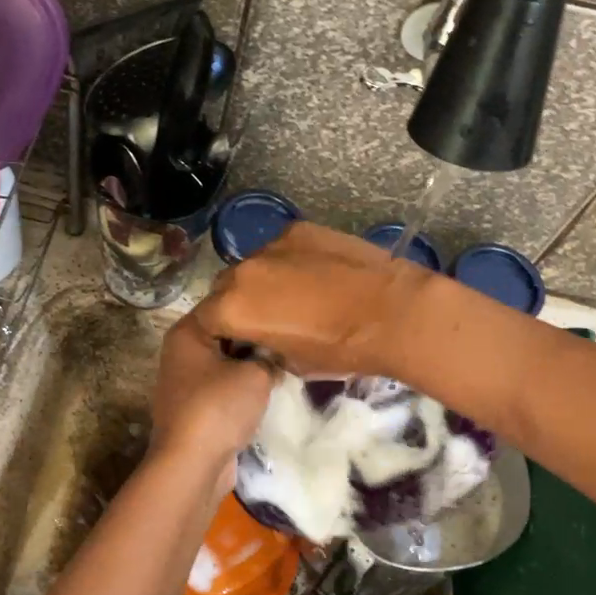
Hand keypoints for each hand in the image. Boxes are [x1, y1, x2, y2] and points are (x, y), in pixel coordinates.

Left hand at [150, 315, 275, 475]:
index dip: (252, 305)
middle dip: (254, 338)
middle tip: (288, 337)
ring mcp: (186, 382)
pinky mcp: (195, 408)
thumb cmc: (219, 407)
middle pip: (224, 335)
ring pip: (225, 363)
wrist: (192, 465)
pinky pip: (223, 388)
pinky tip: (268, 390)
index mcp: (187, 333)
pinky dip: (242, 389)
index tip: (282, 310)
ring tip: (283, 363)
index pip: (222, 304)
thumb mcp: (256, 374)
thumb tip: (275, 357)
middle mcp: (181, 352)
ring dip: (250, 367)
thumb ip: (269, 357)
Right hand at [191, 222, 437, 379]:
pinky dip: (289, 261)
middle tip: (266, 319)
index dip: (220, 332)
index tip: (239, 341)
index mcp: (233, 309)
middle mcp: (242, 271)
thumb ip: (264, 346)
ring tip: (294, 294)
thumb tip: (265, 339)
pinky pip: (281, 248)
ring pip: (253, 264)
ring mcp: (271, 245)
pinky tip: (316, 274)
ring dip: (262, 280)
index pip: (205, 320)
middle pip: (224, 287)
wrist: (390, 312)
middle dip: (237, 303)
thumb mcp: (293, 365)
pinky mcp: (298, 229)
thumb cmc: (340, 350)